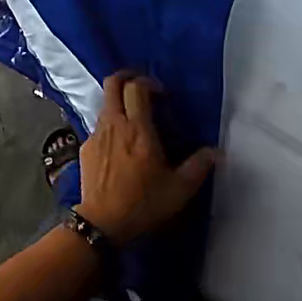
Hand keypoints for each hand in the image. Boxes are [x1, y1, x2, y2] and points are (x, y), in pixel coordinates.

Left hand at [74, 71, 216, 245]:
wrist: (103, 223)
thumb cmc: (143, 204)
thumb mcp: (179, 189)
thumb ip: (198, 166)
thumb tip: (216, 152)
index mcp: (138, 129)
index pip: (136, 88)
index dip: (147, 81)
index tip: (160, 91)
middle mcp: (114, 124)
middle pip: (112, 84)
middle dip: (126, 77)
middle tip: (141, 86)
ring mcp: (96, 134)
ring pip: (104, 104)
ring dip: (118, 102)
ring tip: (133, 118)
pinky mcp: (85, 146)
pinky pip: (98, 126)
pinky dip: (109, 125)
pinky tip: (119, 145)